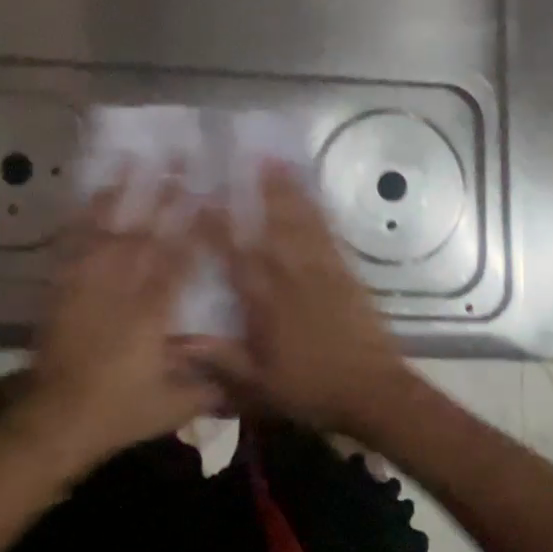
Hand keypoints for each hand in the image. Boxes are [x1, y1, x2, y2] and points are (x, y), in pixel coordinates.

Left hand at [23, 175, 223, 467]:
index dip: (195, 226)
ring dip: (122, 194)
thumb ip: (209, 384)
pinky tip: (91, 198)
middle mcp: (121, 290)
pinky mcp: (62, 289)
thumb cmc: (118, 412)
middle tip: (177, 161)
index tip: (209, 195)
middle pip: (145, 234)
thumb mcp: (173, 405)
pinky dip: (83, 220)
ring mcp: (87, 286)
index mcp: (153, 314)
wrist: (56, 419)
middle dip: (164, 196)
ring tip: (133, 161)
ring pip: (108, 231)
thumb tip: (243, 372)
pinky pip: (73, 247)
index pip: (179, 260)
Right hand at [190, 163, 411, 435]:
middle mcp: (293, 279)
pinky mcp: (348, 278)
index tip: (201, 198)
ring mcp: (324, 274)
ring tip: (282, 164)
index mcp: (266, 302)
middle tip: (253, 158)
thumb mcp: (258, 386)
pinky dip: (321, 214)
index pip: (235, 257)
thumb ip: (221, 359)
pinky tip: (315, 200)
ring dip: (291, 193)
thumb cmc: (311, 391)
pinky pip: (330, 237)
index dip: (216, 227)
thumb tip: (178, 341)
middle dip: (263, 192)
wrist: (374, 393)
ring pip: (303, 225)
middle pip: (275, 227)